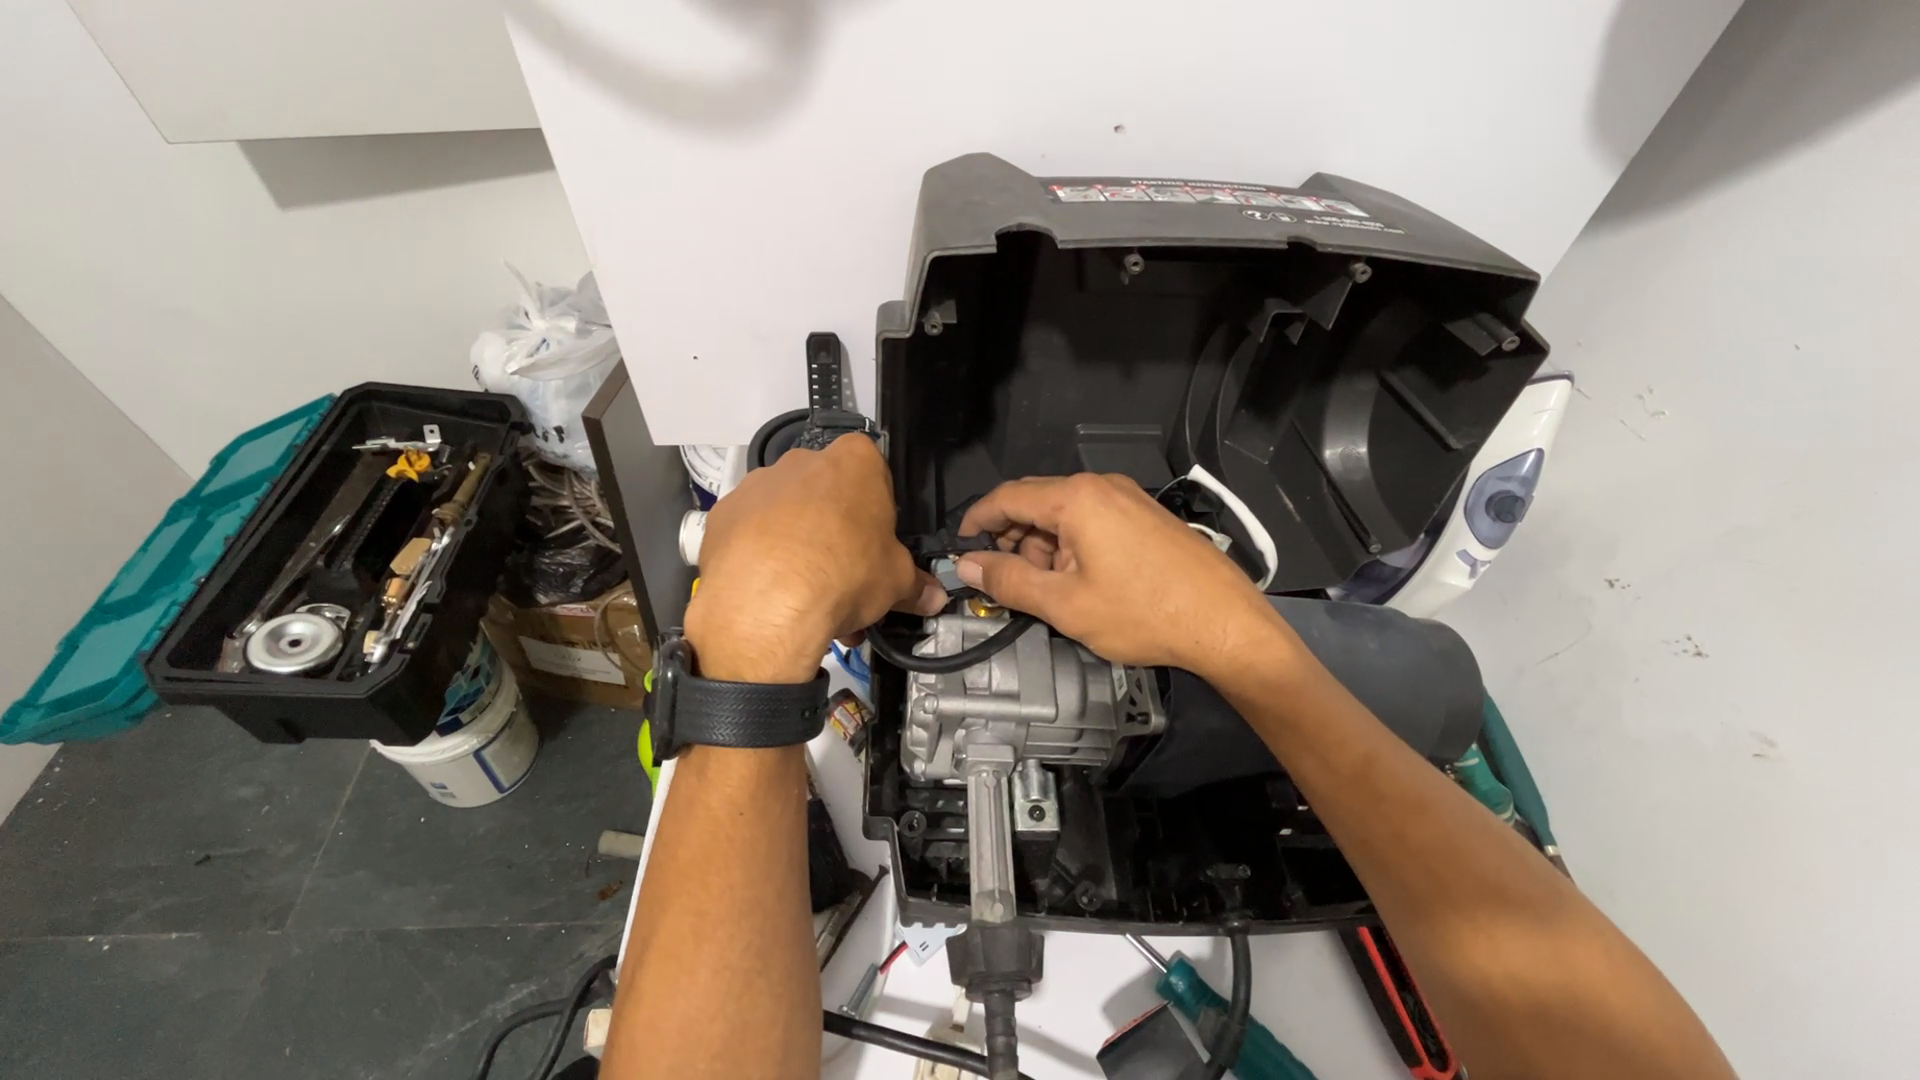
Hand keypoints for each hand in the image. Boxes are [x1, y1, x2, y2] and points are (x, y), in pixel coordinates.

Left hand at [685, 434, 944, 682]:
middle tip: (845, 573)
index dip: (878, 508)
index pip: (874, 470)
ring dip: (798, 545)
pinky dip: (761, 557)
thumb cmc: (843, 574)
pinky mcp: (722, 515)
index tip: (876, 540)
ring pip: (787, 514)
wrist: (765, 604)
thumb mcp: (896, 582)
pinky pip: (750, 533)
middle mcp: (803, 461)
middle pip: (827, 492)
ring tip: (807, 597)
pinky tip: (772, 593)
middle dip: (836, 529)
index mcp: (854, 462)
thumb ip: (915, 584)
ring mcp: (757, 485)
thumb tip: (932, 596)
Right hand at [956, 474, 1294, 679]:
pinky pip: (1093, 520)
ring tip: (1049, 591)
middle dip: (1012, 539)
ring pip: (1065, 514)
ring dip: (1044, 546)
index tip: (960, 546)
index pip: (1007, 497)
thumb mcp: (1064, 605)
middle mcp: (1102, 486)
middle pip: (1036, 502)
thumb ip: (1008, 581)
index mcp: (1077, 498)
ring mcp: (1128, 499)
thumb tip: (966, 565)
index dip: (977, 520)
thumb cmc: (1143, 614)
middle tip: (1004, 580)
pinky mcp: (1146, 517)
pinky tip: (1080, 581)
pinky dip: (1072, 545)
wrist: (1225, 624)